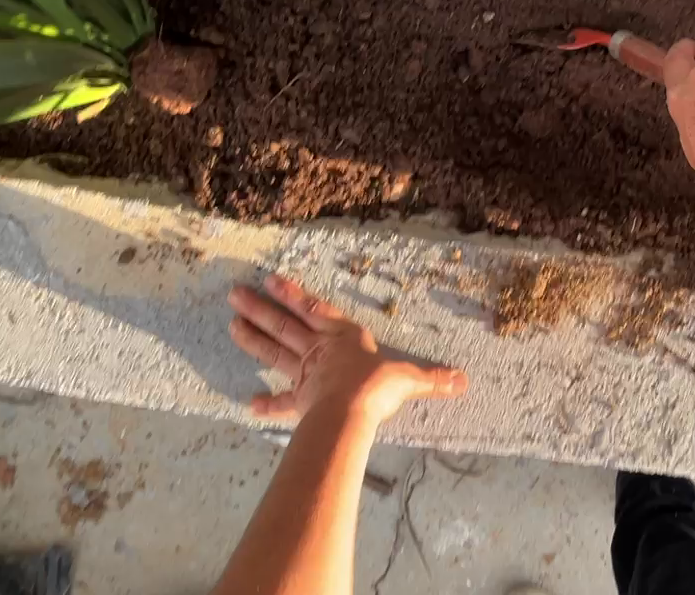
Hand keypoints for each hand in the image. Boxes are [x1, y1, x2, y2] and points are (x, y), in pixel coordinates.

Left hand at [228, 274, 468, 424]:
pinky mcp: (300, 401)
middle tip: (234, 294)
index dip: (294, 295)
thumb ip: (432, 379)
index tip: (272, 280)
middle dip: (260, 309)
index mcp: (343, 336)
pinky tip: (248, 404)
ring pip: (275, 351)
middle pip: (285, 325)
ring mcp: (306, 374)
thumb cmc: (377, 387)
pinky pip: (282, 402)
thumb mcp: (409, 379)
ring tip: (231, 323)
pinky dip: (266, 404)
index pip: (315, 309)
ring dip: (253, 337)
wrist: (351, 414)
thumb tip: (464, 380)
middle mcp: (320, 350)